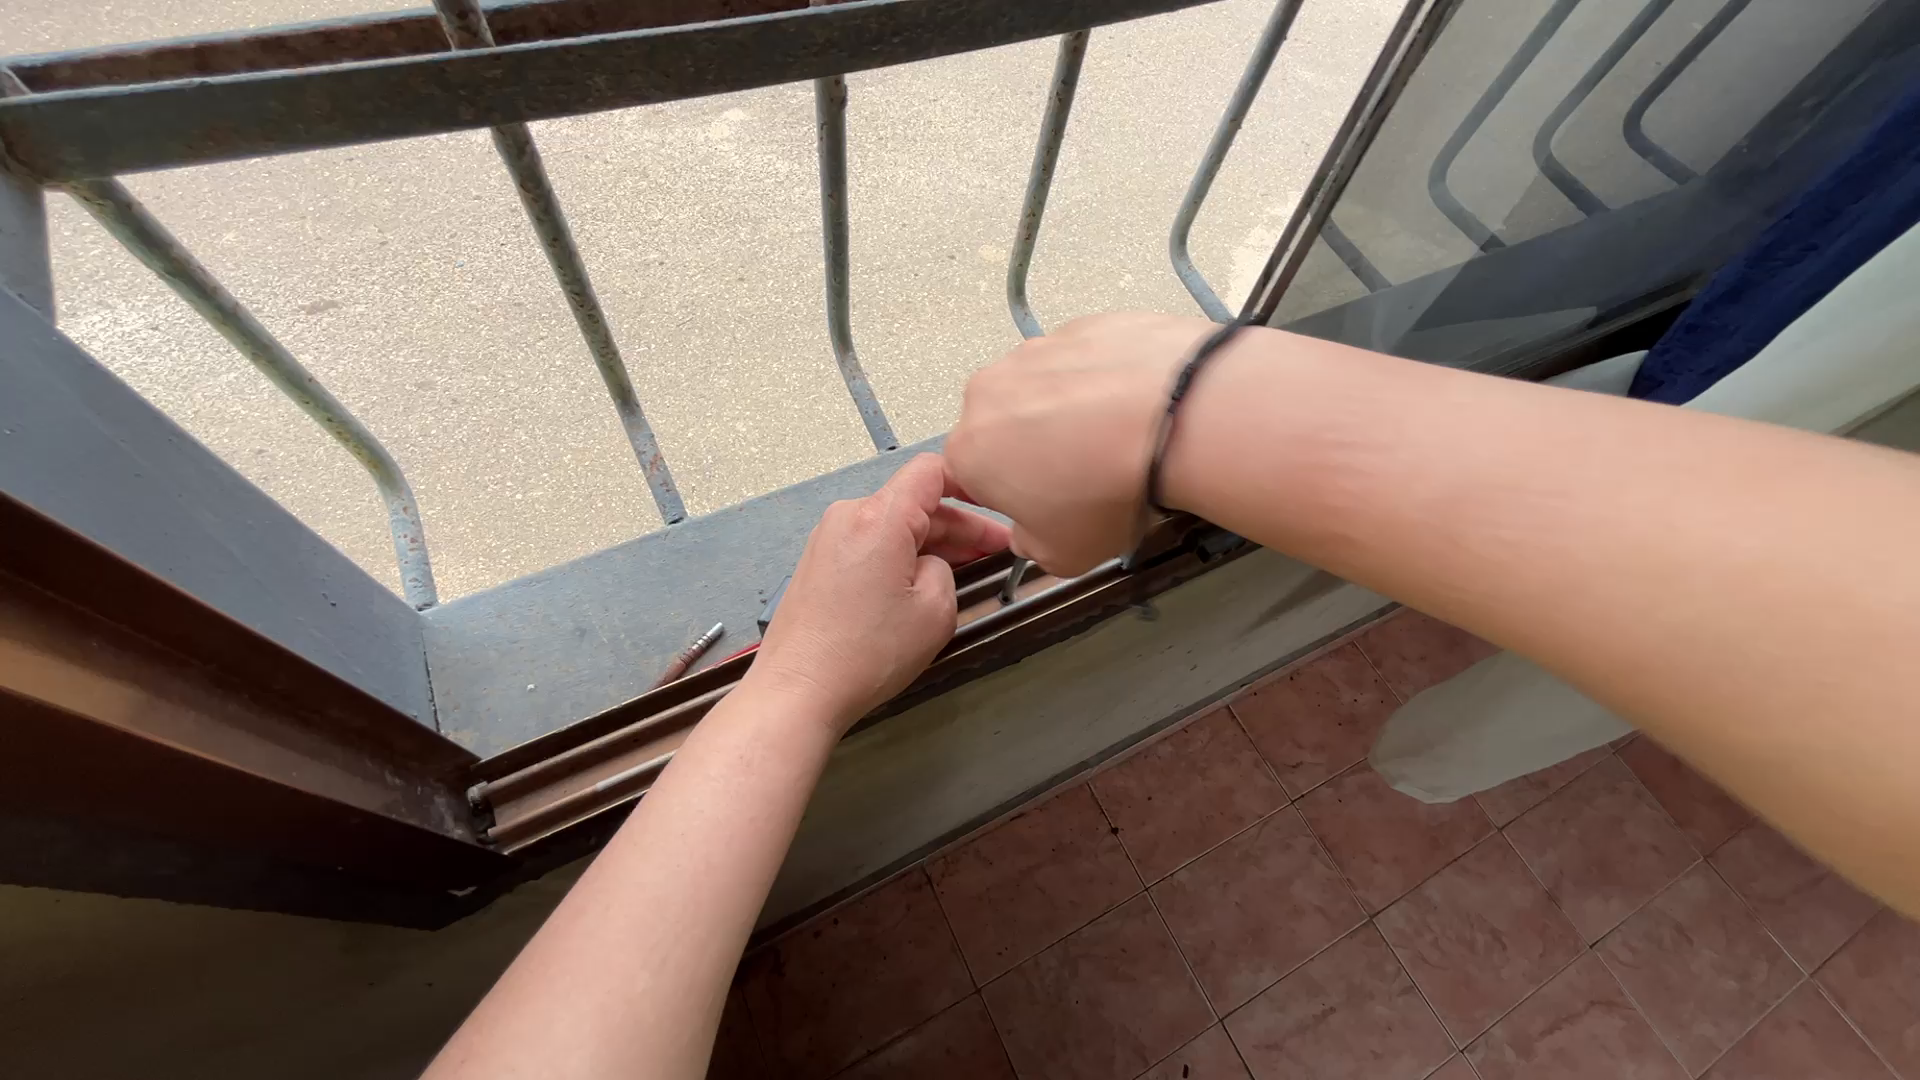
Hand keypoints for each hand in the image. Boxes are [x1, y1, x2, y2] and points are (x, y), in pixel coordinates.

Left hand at [749, 453, 1011, 728]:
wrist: (798, 690)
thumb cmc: (865, 654)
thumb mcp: (935, 610)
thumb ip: (946, 569)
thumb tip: (931, 563)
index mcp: (878, 517)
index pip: (930, 470)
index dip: (969, 482)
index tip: (995, 503)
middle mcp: (848, 516)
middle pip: (913, 501)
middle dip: (958, 525)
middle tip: (996, 550)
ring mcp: (828, 538)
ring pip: (892, 525)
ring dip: (930, 542)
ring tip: (965, 567)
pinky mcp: (818, 563)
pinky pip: (870, 544)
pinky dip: (901, 555)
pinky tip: (922, 581)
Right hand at [947, 312, 1225, 574]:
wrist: (1175, 418)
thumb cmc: (1109, 487)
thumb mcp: (1062, 555)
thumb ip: (1030, 546)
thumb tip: (1032, 533)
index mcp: (970, 452)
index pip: (971, 480)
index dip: (1008, 497)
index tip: (1039, 505)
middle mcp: (988, 393)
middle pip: (1002, 428)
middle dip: (1032, 450)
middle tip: (1081, 474)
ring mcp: (1035, 351)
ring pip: (1040, 390)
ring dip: (1065, 413)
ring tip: (1113, 439)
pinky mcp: (1080, 327)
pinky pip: (1082, 361)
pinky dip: (1101, 381)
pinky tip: (1132, 407)